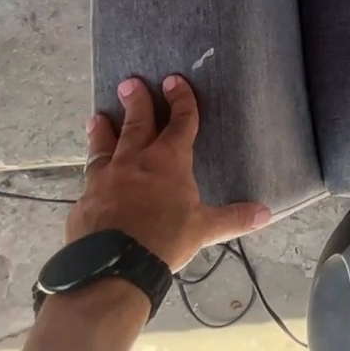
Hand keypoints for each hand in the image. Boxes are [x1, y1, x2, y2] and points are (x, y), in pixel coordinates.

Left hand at [68, 74, 270, 271]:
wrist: (110, 271)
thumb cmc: (163, 239)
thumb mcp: (203, 228)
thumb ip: (233, 217)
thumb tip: (266, 213)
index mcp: (168, 160)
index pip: (180, 120)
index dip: (181, 99)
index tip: (174, 79)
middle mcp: (135, 162)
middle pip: (137, 124)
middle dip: (137, 102)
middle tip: (130, 82)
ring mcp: (104, 181)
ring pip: (104, 147)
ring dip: (103, 130)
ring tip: (97, 115)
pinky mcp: (82, 204)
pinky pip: (89, 179)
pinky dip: (93, 170)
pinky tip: (91, 173)